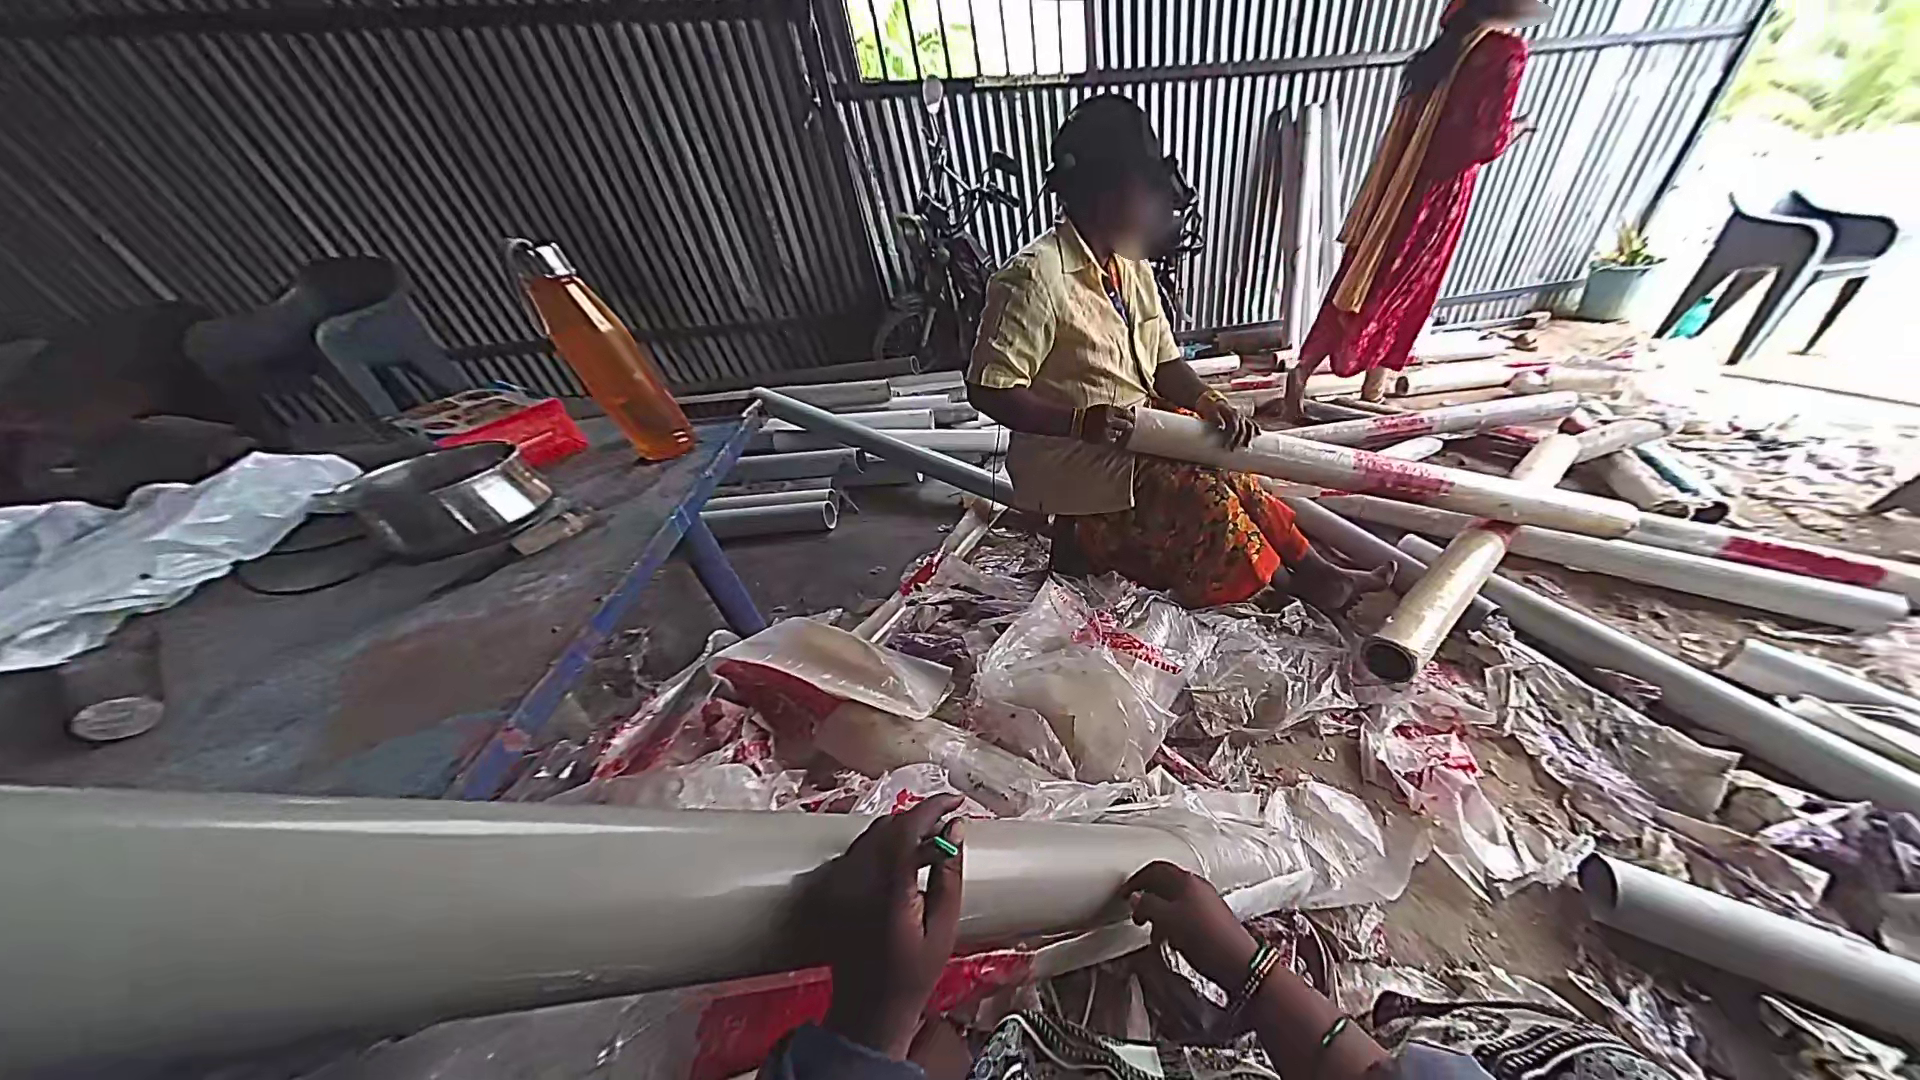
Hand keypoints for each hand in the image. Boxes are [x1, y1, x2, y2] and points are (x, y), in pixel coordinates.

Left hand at [813, 795, 965, 1058]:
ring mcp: (843, 881)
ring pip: (875, 832)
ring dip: (904, 827)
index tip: (956, 801)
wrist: (867, 1012)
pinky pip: (864, 847)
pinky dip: (887, 841)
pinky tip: (908, 856)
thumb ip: (949, 874)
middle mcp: (858, 879)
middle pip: (891, 825)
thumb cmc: (913, 975)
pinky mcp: (836, 886)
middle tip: (949, 822)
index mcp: (887, 891)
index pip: (907, 829)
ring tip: (933, 839)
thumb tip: (955, 827)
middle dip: (922, 816)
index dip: (933, 807)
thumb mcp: (943, 928)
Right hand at [1078, 403, 1135, 445]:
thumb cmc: (1090, 414)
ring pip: (1120, 433)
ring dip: (1121, 433)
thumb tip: (1127, 412)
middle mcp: (1109, 421)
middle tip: (1130, 427)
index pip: (1125, 413)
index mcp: (1109, 411)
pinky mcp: (1103, 439)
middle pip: (1126, 424)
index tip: (1132, 419)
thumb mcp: (1103, 408)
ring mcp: (1106, 431)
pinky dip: (1115, 439)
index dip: (1131, 416)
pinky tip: (1114, 438)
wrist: (1078, 423)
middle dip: (1129, 426)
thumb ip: (1114, 410)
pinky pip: (1114, 441)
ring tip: (1120, 433)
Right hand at [1125, 861, 1257, 989]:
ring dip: (1160, 913)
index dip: (1136, 880)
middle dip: (1147, 897)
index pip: (1155, 869)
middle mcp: (1197, 886)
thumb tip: (1135, 898)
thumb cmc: (1204, 939)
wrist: (1242, 966)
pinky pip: (1185, 913)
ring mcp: (1207, 902)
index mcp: (1185, 880)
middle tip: (1136, 912)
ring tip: (1152, 931)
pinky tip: (1172, 939)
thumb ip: (1148, 905)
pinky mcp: (1214, 920)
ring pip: (1174, 900)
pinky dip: (1173, 922)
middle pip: (1165, 883)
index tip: (1125, 893)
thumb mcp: (1169, 921)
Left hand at [1197, 393, 1258, 449]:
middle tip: (1232, 450)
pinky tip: (1258, 434)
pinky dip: (1255, 428)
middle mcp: (1238, 414)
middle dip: (1238, 441)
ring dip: (1249, 437)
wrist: (1209, 398)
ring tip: (1247, 446)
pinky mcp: (1241, 416)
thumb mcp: (1209, 411)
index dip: (1231, 438)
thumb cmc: (1208, 406)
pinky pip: (1251, 422)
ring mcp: (1241, 415)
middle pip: (1242, 429)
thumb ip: (1215, 419)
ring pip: (1249, 426)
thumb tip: (1221, 428)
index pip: (1234, 428)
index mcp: (1231, 413)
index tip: (1225, 446)